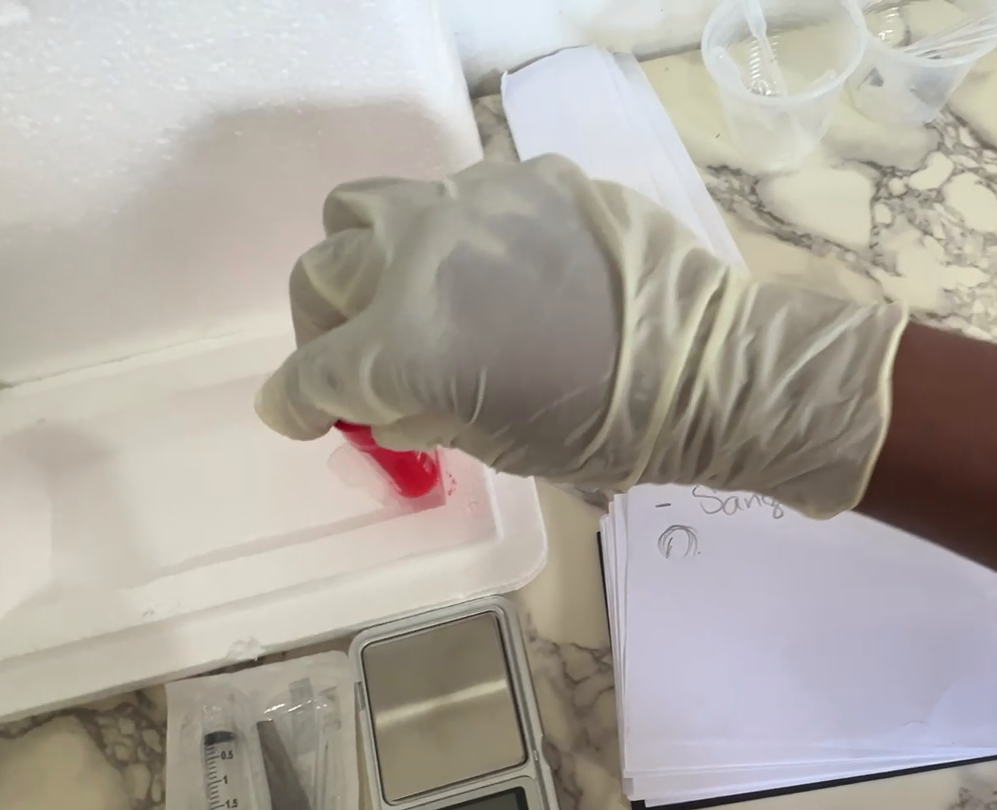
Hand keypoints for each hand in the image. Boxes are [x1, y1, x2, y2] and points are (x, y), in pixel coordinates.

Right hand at [255, 155, 906, 516]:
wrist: (701, 369)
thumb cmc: (602, 432)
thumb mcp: (494, 445)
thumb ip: (419, 413)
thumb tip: (382, 402)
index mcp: (406, 346)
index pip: (314, 372)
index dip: (295, 402)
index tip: (294, 414)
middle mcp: (417, 259)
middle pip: (321, 274)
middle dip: (322, 324)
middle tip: (352, 354)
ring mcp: (470, 203)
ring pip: (369, 210)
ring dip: (367, 258)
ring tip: (407, 292)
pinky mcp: (524, 177)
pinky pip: (457, 199)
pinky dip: (450, 241)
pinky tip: (494, 271)